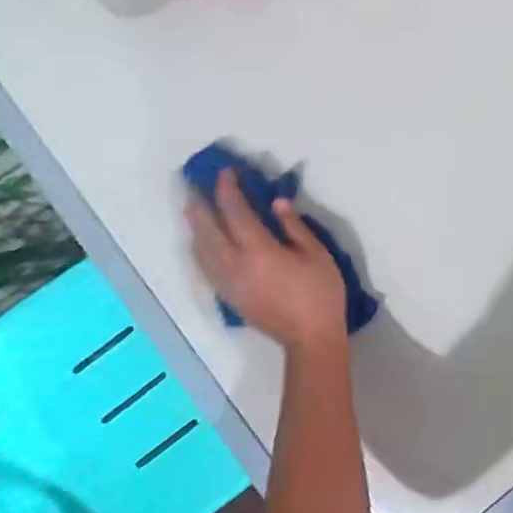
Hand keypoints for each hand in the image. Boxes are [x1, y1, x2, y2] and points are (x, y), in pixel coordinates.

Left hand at [186, 169, 347, 353]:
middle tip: (196, 185)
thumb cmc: (321, 294)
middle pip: (208, 229)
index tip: (226, 172)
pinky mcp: (229, 297)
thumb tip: (277, 203)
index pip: (235, 212)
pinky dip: (199, 250)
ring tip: (191, 210)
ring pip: (202, 250)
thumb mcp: (316, 254)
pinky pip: (205, 268)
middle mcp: (235, 264)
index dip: (228, 189)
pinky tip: (200, 244)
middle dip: (201, 204)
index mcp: (259, 250)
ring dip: (195, 227)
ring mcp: (228, 283)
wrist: (311, 339)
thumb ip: (294, 226)